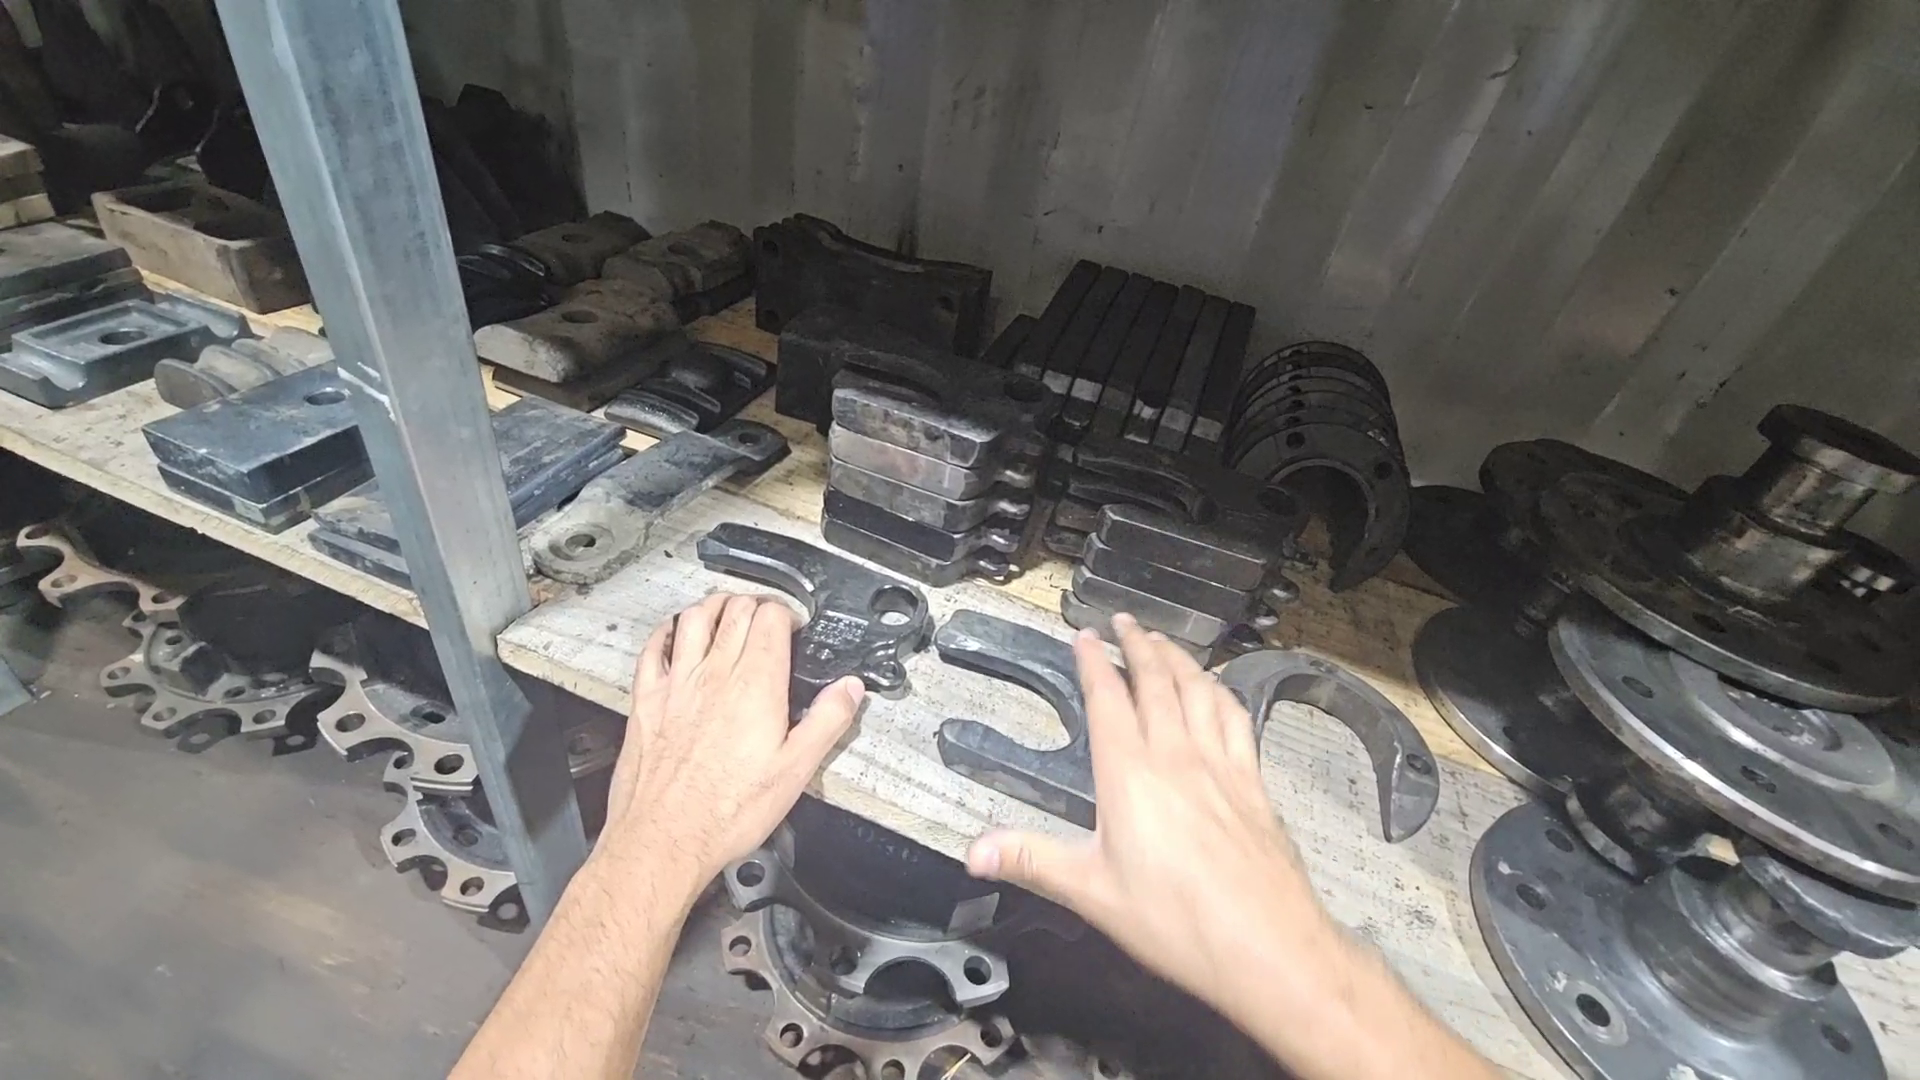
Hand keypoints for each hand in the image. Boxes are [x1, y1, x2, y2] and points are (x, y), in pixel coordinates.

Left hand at [597, 593, 864, 886]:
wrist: (663, 839)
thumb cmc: (725, 811)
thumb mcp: (795, 771)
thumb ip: (828, 721)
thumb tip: (850, 689)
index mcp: (755, 686)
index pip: (770, 619)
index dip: (786, 613)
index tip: (794, 625)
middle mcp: (714, 676)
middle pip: (735, 610)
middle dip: (756, 603)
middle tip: (768, 615)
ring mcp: (677, 684)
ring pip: (694, 618)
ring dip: (714, 605)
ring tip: (728, 609)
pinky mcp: (646, 701)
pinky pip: (653, 648)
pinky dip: (667, 631)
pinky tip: (674, 634)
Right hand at [965, 614, 1334, 1015]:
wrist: (1270, 949)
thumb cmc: (1176, 922)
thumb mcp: (1091, 893)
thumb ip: (1030, 860)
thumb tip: (971, 851)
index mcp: (1129, 773)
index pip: (1107, 697)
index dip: (1094, 661)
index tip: (1085, 635)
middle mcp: (1175, 754)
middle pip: (1156, 680)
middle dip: (1137, 644)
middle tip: (1124, 621)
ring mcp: (1220, 763)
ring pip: (1198, 690)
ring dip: (1177, 657)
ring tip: (1163, 641)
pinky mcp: (1253, 781)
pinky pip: (1235, 717)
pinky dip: (1220, 690)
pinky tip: (1216, 688)